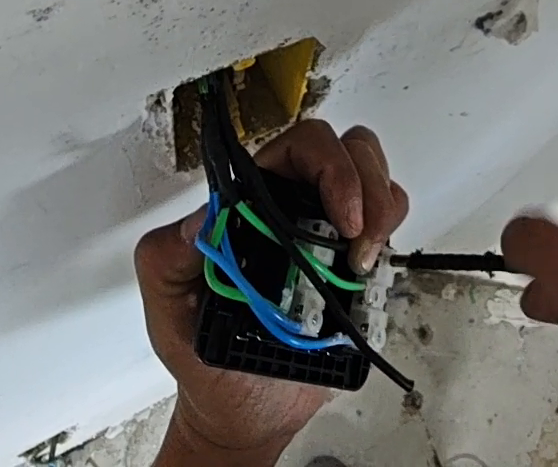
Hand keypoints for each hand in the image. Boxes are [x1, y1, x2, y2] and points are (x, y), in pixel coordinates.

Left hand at [135, 120, 409, 464]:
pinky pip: (387, 217)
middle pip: (347, 148)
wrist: (242, 411)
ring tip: (362, 260)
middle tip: (358, 241)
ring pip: (374, 173)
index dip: (330, 165)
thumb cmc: (201, 352)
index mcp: (253, 198)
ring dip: (382, 207)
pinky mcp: (355, 258)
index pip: (301, 146)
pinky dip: (389, 232)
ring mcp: (330, 227)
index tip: (341, 216)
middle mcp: (296, 202)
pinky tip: (367, 269)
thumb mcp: (168, 301)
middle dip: (365, 183)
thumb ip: (168, 254)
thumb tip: (203, 219)